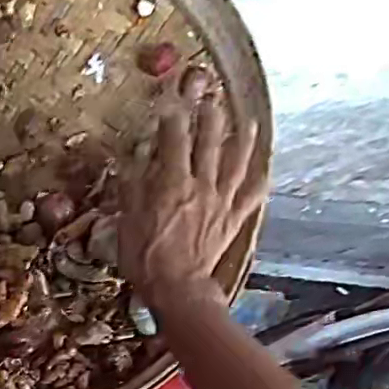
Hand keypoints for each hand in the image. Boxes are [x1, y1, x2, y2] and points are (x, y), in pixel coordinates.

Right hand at [119, 78, 267, 311]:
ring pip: (238, 158)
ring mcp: (224, 198)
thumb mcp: (127, 225)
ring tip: (244, 121)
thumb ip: (132, 192)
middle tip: (209, 102)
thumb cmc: (145, 259)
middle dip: (209, 118)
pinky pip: (253, 188)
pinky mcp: (235, 215)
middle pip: (209, 141)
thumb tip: (131, 164)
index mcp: (172, 185)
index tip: (170, 104)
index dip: (173, 120)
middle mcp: (202, 184)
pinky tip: (260, 163)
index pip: (174, 142)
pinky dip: (258, 173)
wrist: (177, 286)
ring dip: (241, 136)